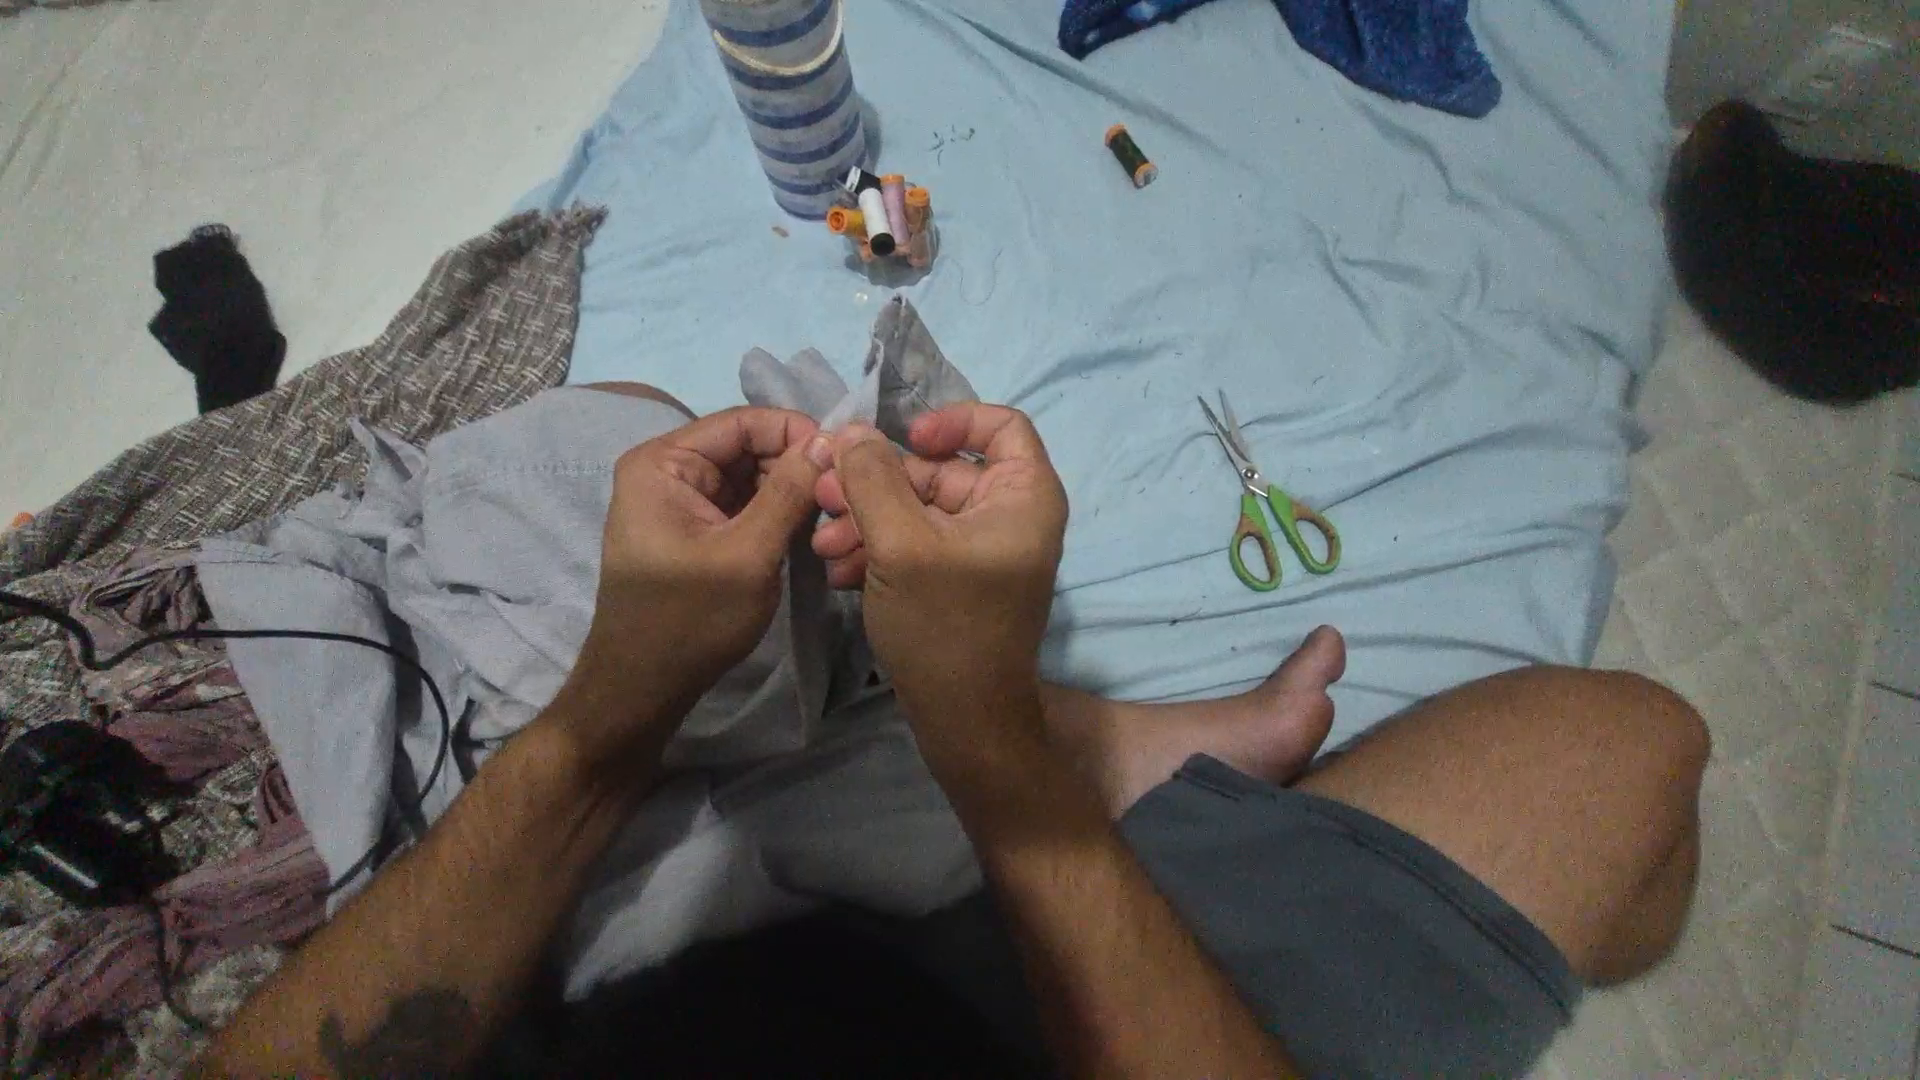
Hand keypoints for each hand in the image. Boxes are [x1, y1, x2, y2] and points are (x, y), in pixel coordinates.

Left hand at [562, 407, 829, 758]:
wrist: (644, 687)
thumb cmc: (690, 620)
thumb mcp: (748, 554)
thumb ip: (789, 492)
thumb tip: (831, 439)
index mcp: (663, 462)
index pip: (743, 422)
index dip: (797, 433)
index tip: (844, 462)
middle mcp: (668, 470)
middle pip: (749, 447)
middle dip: (796, 467)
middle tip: (841, 498)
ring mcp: (682, 500)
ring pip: (753, 476)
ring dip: (792, 492)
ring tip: (829, 518)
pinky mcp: (698, 528)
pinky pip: (746, 504)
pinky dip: (777, 514)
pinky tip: (806, 533)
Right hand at [814, 406, 1067, 747]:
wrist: (963, 720)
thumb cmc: (944, 627)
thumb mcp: (902, 545)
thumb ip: (874, 479)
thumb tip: (853, 431)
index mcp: (1024, 496)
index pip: (1002, 426)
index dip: (952, 421)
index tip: (905, 438)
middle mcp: (1010, 516)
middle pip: (942, 471)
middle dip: (878, 483)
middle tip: (824, 495)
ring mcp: (981, 550)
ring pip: (919, 509)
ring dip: (868, 520)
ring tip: (824, 544)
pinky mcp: (955, 579)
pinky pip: (917, 544)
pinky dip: (879, 549)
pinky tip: (839, 570)